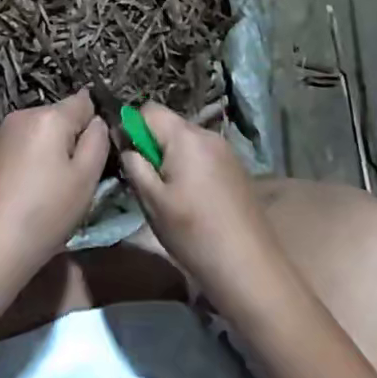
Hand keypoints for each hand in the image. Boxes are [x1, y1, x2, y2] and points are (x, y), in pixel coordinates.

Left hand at [0, 91, 110, 287]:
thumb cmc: (41, 216)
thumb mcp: (85, 181)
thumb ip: (97, 142)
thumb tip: (96, 121)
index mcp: (48, 116)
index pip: (84, 101)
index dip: (95, 126)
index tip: (95, 158)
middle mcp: (21, 115)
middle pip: (59, 118)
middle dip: (70, 141)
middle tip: (74, 182)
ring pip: (38, 135)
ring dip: (49, 154)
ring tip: (48, 194)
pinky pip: (19, 150)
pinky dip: (28, 165)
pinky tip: (24, 197)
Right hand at [120, 103, 279, 297]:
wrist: (249, 267)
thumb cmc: (194, 233)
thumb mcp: (152, 201)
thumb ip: (135, 166)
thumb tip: (127, 146)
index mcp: (186, 137)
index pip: (149, 110)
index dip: (133, 128)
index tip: (130, 158)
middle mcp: (208, 135)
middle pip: (169, 125)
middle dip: (154, 146)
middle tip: (149, 183)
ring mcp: (226, 151)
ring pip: (186, 142)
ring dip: (172, 158)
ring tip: (172, 196)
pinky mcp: (236, 168)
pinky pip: (203, 156)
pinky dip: (191, 168)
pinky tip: (195, 201)